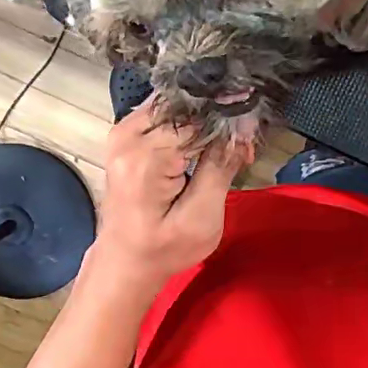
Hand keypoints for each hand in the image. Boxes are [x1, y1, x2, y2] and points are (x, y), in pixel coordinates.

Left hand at [88, 100, 251, 293]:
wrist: (125, 261)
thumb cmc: (164, 248)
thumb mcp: (202, 217)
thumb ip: (221, 167)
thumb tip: (242, 126)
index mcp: (145, 158)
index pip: (198, 119)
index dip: (227, 129)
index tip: (246, 149)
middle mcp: (127, 137)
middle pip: (185, 108)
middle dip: (217, 123)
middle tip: (239, 152)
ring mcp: (122, 133)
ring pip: (176, 106)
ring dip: (203, 123)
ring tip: (221, 151)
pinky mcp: (124, 136)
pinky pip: (162, 113)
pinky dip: (186, 125)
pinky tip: (200, 146)